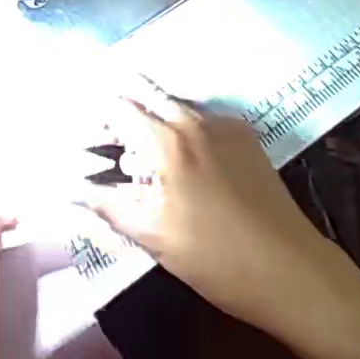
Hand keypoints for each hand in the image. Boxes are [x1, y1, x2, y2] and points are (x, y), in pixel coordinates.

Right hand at [78, 87, 359, 358]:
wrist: (287, 265)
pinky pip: (202, 119)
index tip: (88, 133)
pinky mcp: (245, 134)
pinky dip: (183, 129)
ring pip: (176, 106)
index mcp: (167, 141)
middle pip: (148, 93)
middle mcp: (193, 120)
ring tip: (144, 158)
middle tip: (110, 133)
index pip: (120, 107)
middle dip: (124, 106)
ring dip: (153, 119)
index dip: (98, 116)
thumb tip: (73, 188)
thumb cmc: (213, 255)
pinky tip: (183, 164)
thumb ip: (108, 205)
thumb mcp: (152, 235)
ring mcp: (223, 124)